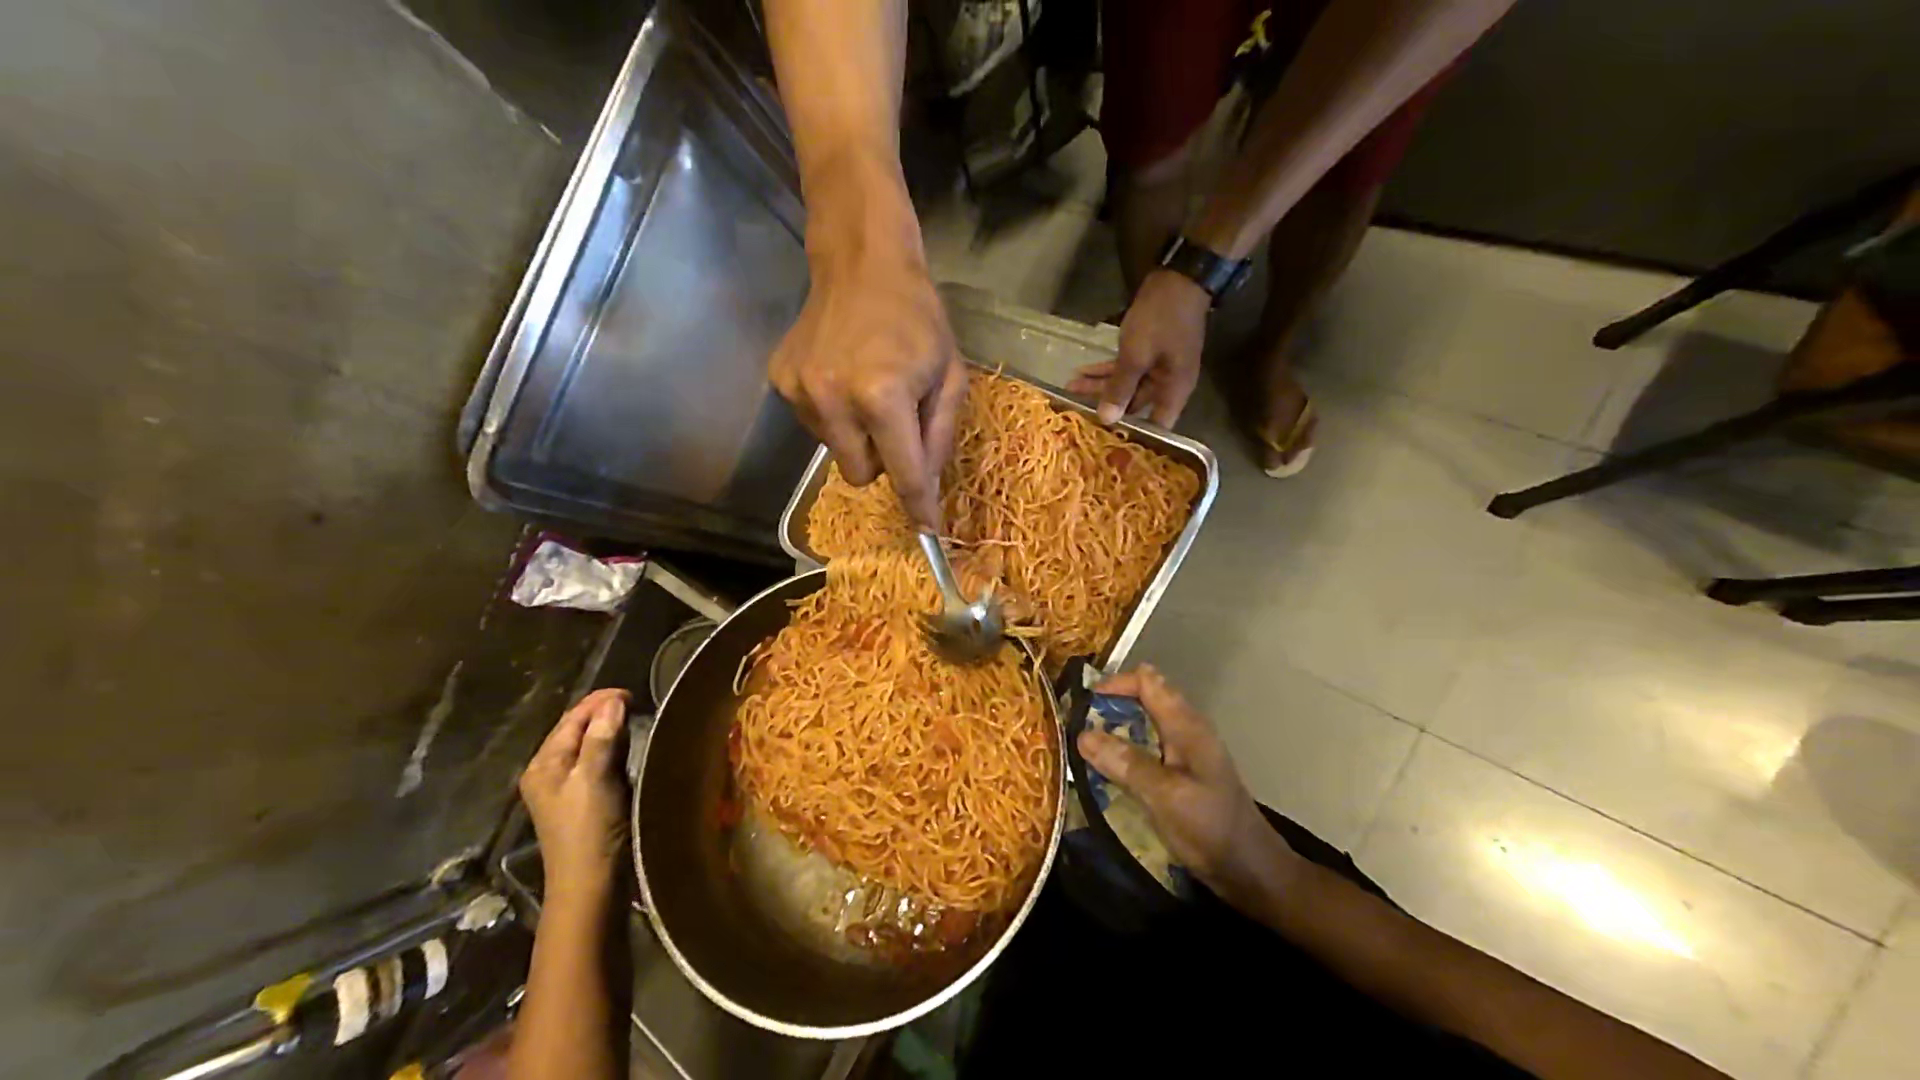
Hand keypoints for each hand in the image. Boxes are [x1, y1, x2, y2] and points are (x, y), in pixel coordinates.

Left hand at [520, 688, 629, 901]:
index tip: (632, 692)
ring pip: (591, 747)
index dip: (599, 701)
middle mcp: (551, 773)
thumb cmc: (589, 830)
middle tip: (639, 703)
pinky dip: (617, 750)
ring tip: (640, 720)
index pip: (571, 720)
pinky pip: (601, 764)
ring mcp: (569, 789)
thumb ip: (602, 738)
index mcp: (544, 765)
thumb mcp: (594, 780)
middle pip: (579, 731)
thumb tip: (612, 702)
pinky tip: (634, 749)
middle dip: (605, 713)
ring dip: (613, 731)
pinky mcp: (587, 801)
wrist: (591, 885)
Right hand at [769, 258, 966, 529]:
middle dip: (882, 461)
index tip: (927, 534)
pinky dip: (833, 415)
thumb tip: (925, 486)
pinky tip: (841, 377)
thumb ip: (938, 435)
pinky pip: (814, 425)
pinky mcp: (780, 382)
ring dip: (856, 436)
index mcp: (882, 398)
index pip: (902, 472)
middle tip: (894, 421)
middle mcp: (833, 402)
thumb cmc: (917, 318)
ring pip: (836, 451)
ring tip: (866, 387)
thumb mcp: (949, 376)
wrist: (861, 265)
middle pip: (860, 475)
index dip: (917, 506)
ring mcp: (800, 393)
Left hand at [1068, 269, 1209, 427]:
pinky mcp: (1150, 354)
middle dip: (1105, 406)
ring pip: (1127, 385)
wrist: (1178, 280)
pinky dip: (1108, 370)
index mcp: (1173, 392)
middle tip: (1074, 408)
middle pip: (1135, 406)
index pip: (1157, 428)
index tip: (1105, 442)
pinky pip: (1127, 369)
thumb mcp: (1136, 356)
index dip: (1134, 437)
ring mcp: (1159, 369)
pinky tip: (1083, 370)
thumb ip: (1120, 388)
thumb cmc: (1160, 321)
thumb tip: (1107, 419)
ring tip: (1070, 386)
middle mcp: (1168, 385)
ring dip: (1100, 385)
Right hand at [1076, 665, 1295, 904]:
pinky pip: (1145, 751)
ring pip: (1142, 726)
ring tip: (1082, 750)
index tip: (1083, 705)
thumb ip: (1127, 764)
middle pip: (1142, 700)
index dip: (1114, 685)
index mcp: (1186, 726)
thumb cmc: (1211, 828)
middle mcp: (1184, 731)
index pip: (1147, 681)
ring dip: (1113, 732)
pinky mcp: (1179, 776)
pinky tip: (1106, 774)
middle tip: (1075, 729)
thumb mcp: (1166, 796)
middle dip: (1109, 708)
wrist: (1250, 872)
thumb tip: (1082, 735)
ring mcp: (1183, 754)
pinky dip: (1123, 754)